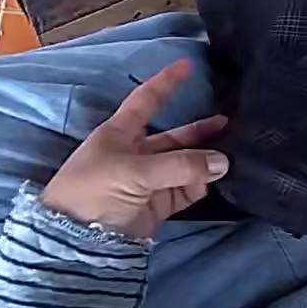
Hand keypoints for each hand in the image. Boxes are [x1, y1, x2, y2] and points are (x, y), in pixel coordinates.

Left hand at [38, 60, 229, 240]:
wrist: (75, 242)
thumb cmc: (94, 192)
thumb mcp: (135, 172)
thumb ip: (182, 166)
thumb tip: (222, 162)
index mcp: (120, 134)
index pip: (146, 101)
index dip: (165, 83)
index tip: (187, 65)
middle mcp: (137, 153)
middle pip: (174, 136)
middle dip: (200, 130)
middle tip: (229, 124)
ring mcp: (148, 181)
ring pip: (184, 164)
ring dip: (205, 160)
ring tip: (231, 156)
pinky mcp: (157, 205)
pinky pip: (186, 189)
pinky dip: (202, 185)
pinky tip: (216, 179)